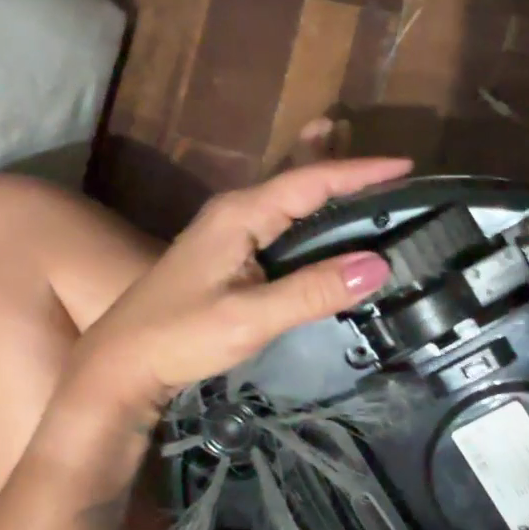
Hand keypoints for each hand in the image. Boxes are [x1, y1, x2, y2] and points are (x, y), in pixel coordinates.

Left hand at [64, 157, 410, 419]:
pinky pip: (282, 224)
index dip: (360, 172)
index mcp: (240, 214)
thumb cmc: (180, 336)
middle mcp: (235, 212)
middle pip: (301, 180)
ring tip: (369, 176)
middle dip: (346, 167)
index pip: (310, 181)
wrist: (122, 363)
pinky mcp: (229, 256)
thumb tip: (379, 264)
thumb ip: (313, 291)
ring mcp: (229, 233)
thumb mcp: (251, 317)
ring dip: (329, 188)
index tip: (407, 168)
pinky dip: (312, 217)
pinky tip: (327, 226)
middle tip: (394, 166)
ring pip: (290, 200)